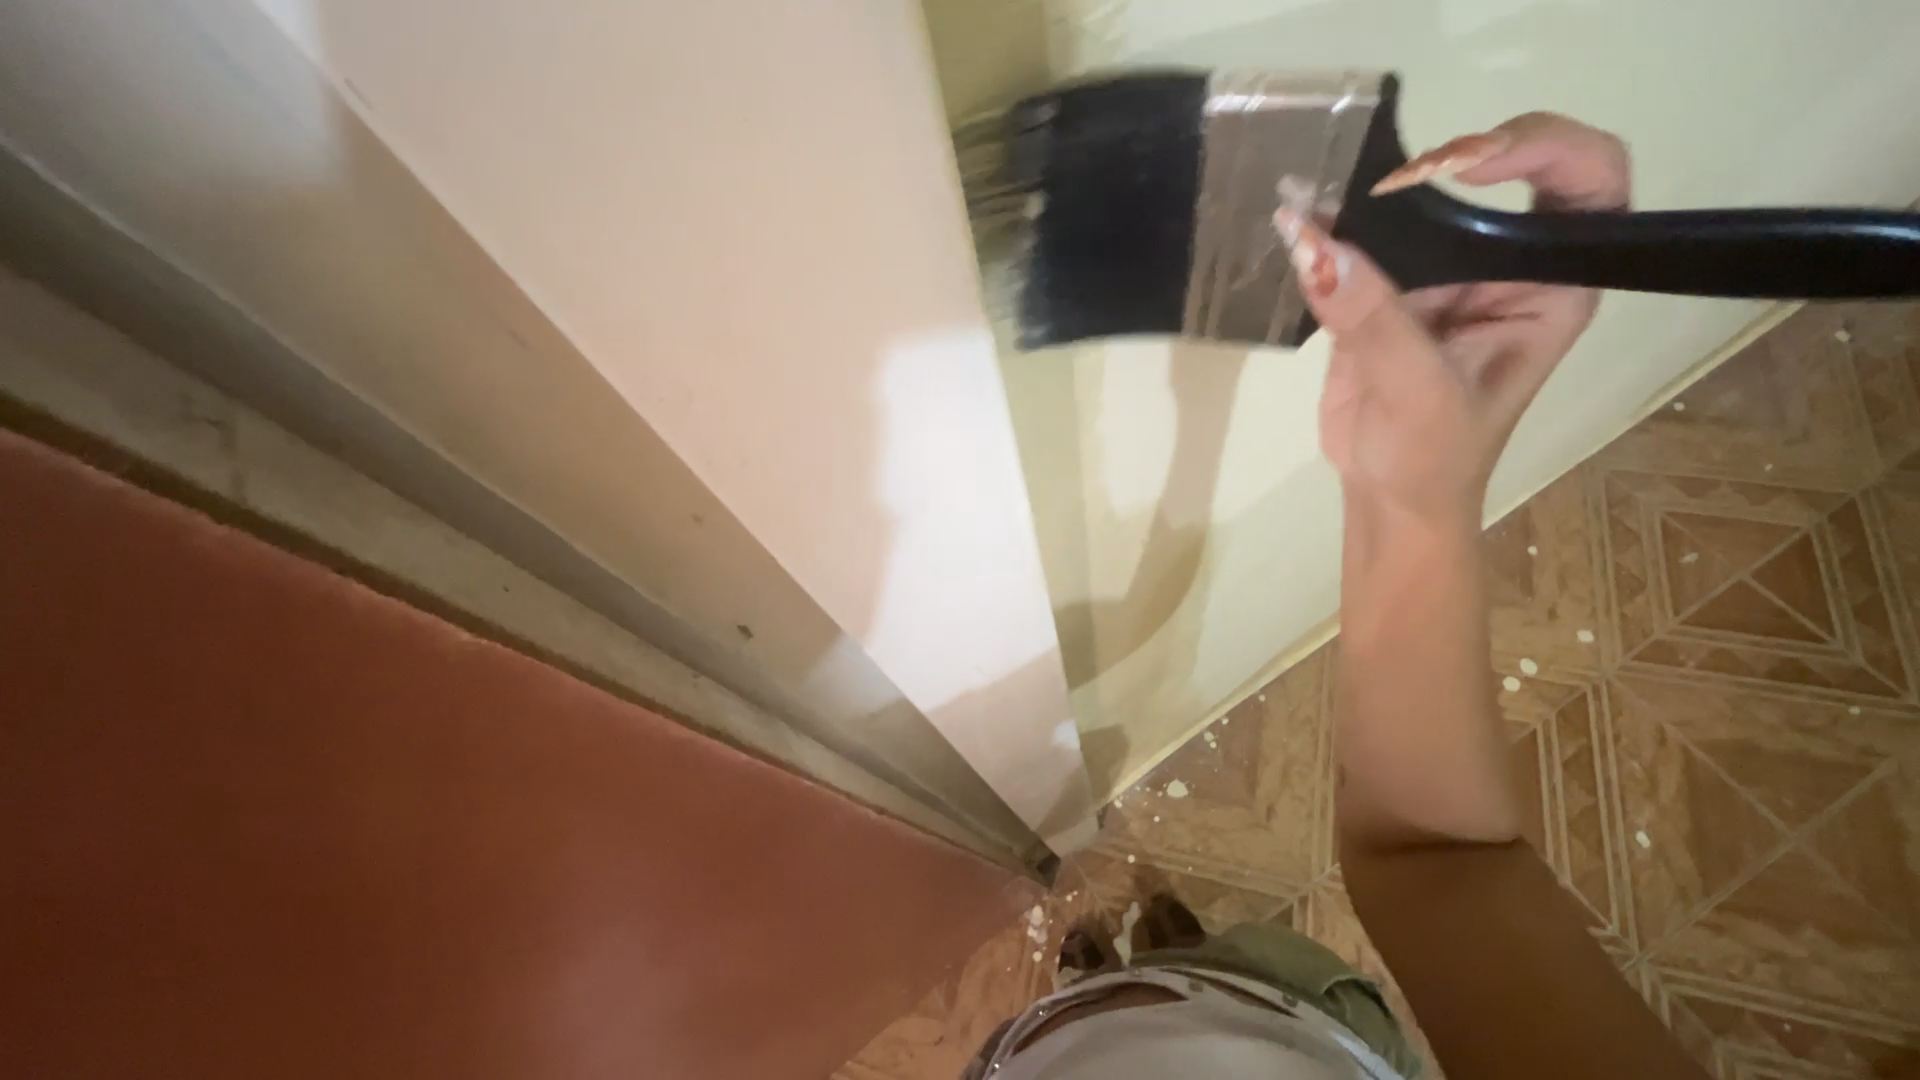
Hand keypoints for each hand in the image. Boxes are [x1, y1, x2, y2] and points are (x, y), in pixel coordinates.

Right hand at [1278, 113, 1631, 521]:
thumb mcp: (1417, 390)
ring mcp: (1441, 278)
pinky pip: (1362, 245)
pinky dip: (1331, 229)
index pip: (1581, 182)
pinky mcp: (1384, 294)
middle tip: (1384, 184)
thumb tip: (1311, 243)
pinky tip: (1301, 221)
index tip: (1462, 165)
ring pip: (1417, 209)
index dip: (1541, 148)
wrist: (1386, 496)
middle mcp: (1503, 267)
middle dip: (1443, 163)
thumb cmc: (1433, 457)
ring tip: (1324, 190)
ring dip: (1375, 194)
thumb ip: (1372, 317)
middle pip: (1494, 176)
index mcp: (1550, 284)